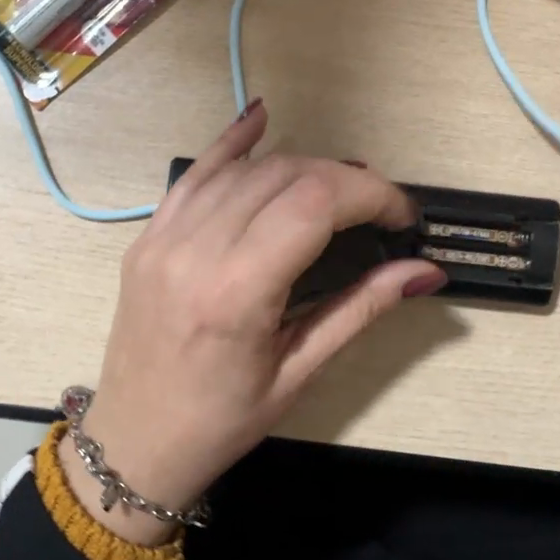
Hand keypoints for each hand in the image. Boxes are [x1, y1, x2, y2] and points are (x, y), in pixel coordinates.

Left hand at [71, 100, 444, 543]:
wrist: (135, 442)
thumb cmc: (221, 422)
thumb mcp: (297, 373)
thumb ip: (359, 310)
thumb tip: (424, 270)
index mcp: (236, 293)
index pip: (315, 204)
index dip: (371, 194)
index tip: (403, 216)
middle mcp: (195, 251)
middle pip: (283, 176)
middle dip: (343, 179)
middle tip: (377, 208)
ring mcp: (163, 238)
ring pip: (243, 169)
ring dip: (300, 167)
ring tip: (339, 186)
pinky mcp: (148, 236)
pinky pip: (193, 174)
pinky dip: (230, 145)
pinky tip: (260, 117)